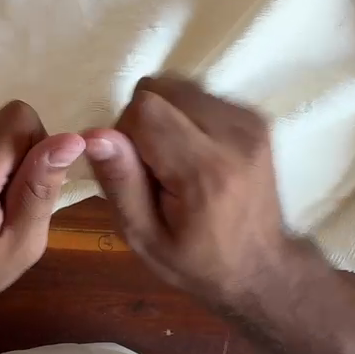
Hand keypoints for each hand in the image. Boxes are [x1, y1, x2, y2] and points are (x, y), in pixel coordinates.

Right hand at [83, 76, 303, 315]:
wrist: (260, 266)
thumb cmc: (195, 262)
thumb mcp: (143, 237)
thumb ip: (119, 182)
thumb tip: (94, 135)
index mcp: (207, 170)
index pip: (145, 109)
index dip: (124, 133)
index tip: (133, 172)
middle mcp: (235, 135)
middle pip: (160, 89)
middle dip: (141, 122)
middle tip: (150, 168)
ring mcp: (250, 121)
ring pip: (177, 87)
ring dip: (162, 118)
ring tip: (172, 162)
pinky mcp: (255, 116)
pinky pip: (197, 95)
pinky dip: (182, 117)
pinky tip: (191, 154)